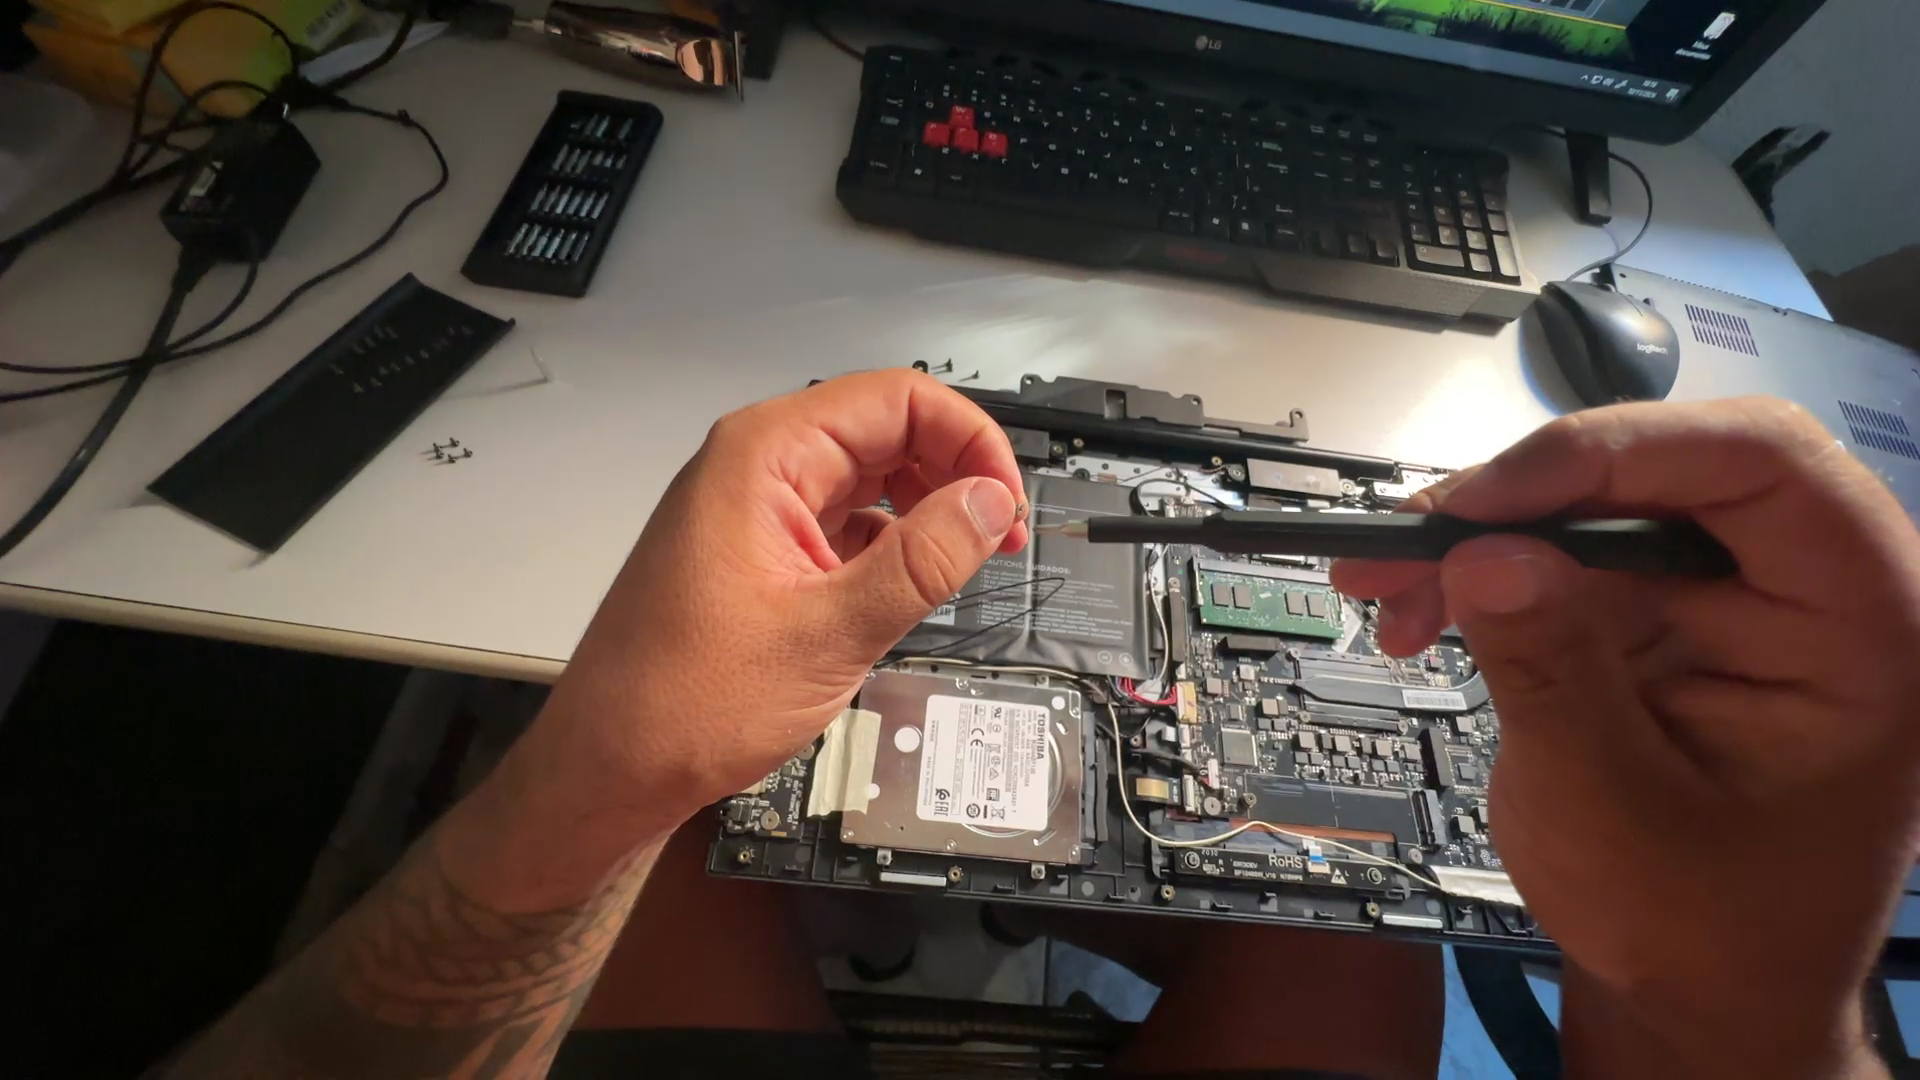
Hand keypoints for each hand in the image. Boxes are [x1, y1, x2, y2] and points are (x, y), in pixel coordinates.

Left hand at [534, 369, 1028, 832]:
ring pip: (873, 476)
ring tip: (966, 558)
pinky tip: (914, 580)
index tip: (1005, 500)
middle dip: (955, 472)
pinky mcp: (770, 547)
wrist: (612, 767)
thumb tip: (991, 503)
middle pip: (887, 431)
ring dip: (929, 509)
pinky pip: (850, 520)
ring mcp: (764, 506)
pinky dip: (894, 542)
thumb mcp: (829, 632)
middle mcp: (762, 465)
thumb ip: (922, 560)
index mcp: (766, 455)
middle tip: (998, 534)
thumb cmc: (686, 703)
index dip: (968, 439)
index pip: (897, 400)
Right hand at [1332, 398, 1919, 1075]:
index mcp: (1849, 623)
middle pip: (1637, 473)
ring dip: (1456, 541)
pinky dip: (1452, 576)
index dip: (1607, 456)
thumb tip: (1483, 554)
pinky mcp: (1618, 614)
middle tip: (1402, 543)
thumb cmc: (1688, 916)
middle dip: (1505, 500)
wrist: (1682, 970)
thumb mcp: (1609, 804)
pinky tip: (1405, 616)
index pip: (1754, 465)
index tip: (1478, 507)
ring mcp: (1690, 596)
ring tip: (1377, 589)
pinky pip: (1525, 558)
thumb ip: (1553, 674)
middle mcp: (1773, 586)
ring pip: (1561, 509)